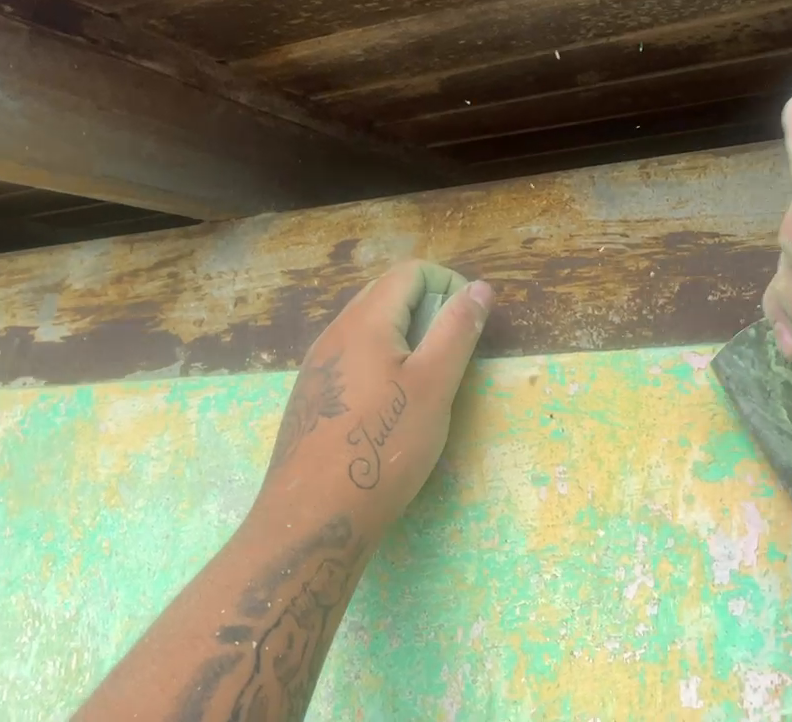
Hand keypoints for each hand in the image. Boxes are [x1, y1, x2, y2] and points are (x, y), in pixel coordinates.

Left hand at [254, 261, 493, 537]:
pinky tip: (392, 405)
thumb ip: (457, 329)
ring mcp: (319, 365)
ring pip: (371, 325)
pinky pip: (354, 355)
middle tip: (452, 353)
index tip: (469, 324)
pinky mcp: (314, 395)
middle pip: (388, 292)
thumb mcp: (435, 384)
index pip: (412, 272)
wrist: (313, 518)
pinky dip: (383, 360)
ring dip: (407, 336)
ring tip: (427, 381)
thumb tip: (478, 287)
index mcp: (365, 321)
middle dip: (429, 309)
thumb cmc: (384, 445)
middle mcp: (335, 332)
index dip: (449, 285)